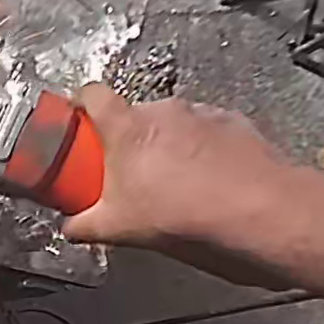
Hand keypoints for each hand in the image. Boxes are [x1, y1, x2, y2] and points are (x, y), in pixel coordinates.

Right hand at [63, 85, 298, 248]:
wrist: (254, 211)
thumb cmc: (179, 212)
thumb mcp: (114, 228)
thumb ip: (82, 225)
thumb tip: (69, 228)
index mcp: (127, 128)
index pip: (93, 95)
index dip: (79, 102)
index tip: (76, 118)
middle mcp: (163, 111)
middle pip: (131, 115)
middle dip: (123, 140)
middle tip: (121, 172)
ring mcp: (201, 114)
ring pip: (168, 123)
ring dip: (160, 145)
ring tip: (164, 181)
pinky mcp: (233, 124)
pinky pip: (202, 132)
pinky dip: (195, 150)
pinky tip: (198, 180)